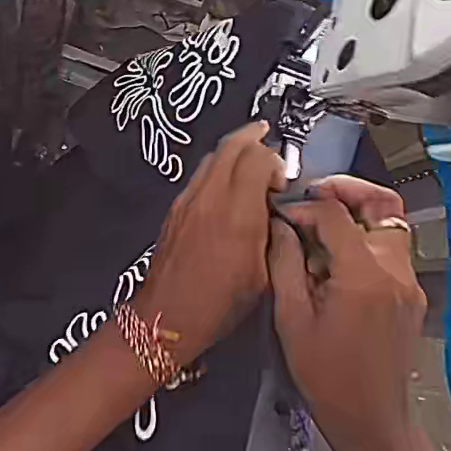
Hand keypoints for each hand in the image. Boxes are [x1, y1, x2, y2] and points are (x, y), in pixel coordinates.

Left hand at [135, 120, 286, 364]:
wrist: (167, 316)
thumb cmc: (220, 303)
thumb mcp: (263, 275)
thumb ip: (272, 234)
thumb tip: (274, 210)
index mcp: (238, 214)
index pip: (258, 159)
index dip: (275, 160)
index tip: (282, 180)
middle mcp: (211, 197)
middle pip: (231, 146)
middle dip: (253, 136)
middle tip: (266, 135)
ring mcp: (188, 199)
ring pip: (212, 156)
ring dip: (233, 149)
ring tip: (249, 155)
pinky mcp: (175, 207)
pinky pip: (200, 174)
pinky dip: (217, 167)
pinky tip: (227, 181)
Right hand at [268, 175, 427, 450]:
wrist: (372, 420)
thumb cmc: (329, 379)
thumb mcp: (292, 319)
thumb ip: (284, 264)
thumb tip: (280, 226)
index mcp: (363, 275)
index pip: (335, 214)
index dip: (304, 207)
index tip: (283, 215)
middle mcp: (394, 271)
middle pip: (381, 203)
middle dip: (345, 190)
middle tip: (315, 193)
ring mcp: (407, 282)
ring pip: (389, 223)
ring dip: (356, 214)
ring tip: (321, 229)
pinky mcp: (409, 294)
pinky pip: (390, 250)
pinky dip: (364, 240)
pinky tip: (335, 261)